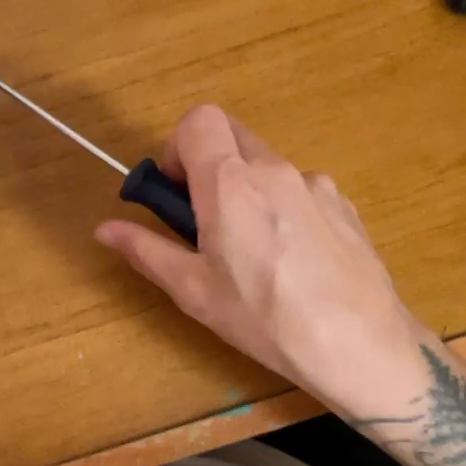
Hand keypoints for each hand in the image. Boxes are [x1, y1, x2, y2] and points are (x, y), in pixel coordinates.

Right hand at [94, 105, 428, 414]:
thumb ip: (146, 249)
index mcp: (229, 183)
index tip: (177, 192)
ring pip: (266, 163)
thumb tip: (103, 229)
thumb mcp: (194, 290)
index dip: (178, 147)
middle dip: (208, 163)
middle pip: (231, 134)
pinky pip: (299, 187)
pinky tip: (291, 258)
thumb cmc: (265, 318)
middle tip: (203, 218)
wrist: (362, 345)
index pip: (197, 120)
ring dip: (246, 187)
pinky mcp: (344, 204)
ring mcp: (315, 184)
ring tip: (252, 250)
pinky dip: (282, 206)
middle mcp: (274, 169)